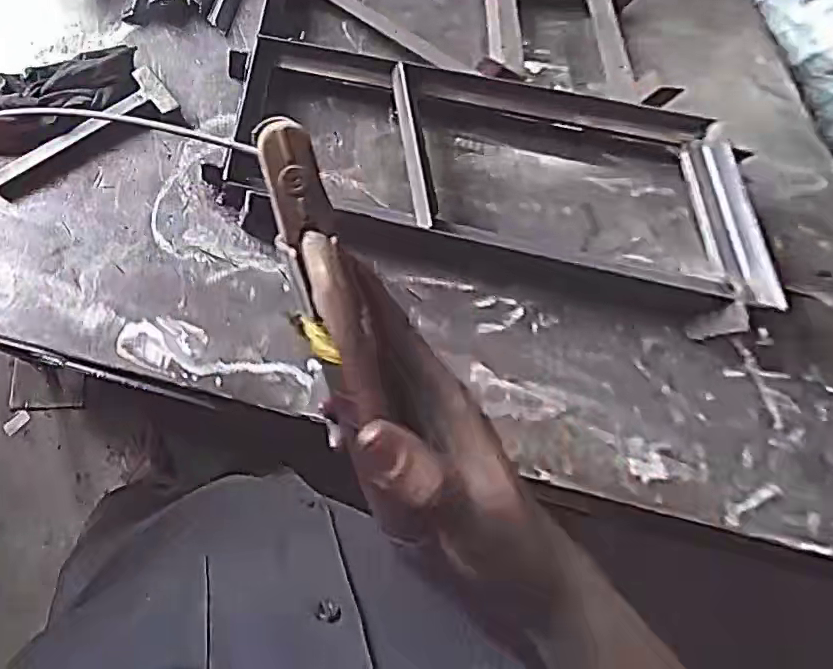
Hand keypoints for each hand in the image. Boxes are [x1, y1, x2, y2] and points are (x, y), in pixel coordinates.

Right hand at [302, 240, 572, 633]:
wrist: (533, 589)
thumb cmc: (510, 549)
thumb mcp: (467, 516)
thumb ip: (419, 477)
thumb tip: (364, 431)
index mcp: (436, 394)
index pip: (386, 323)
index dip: (352, 281)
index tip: (320, 243)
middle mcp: (419, 393)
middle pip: (369, 327)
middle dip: (334, 286)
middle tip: (300, 252)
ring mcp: (409, 416)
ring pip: (362, 356)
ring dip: (332, 325)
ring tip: (305, 299)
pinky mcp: (398, 440)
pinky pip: (360, 394)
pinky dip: (336, 377)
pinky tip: (326, 390)